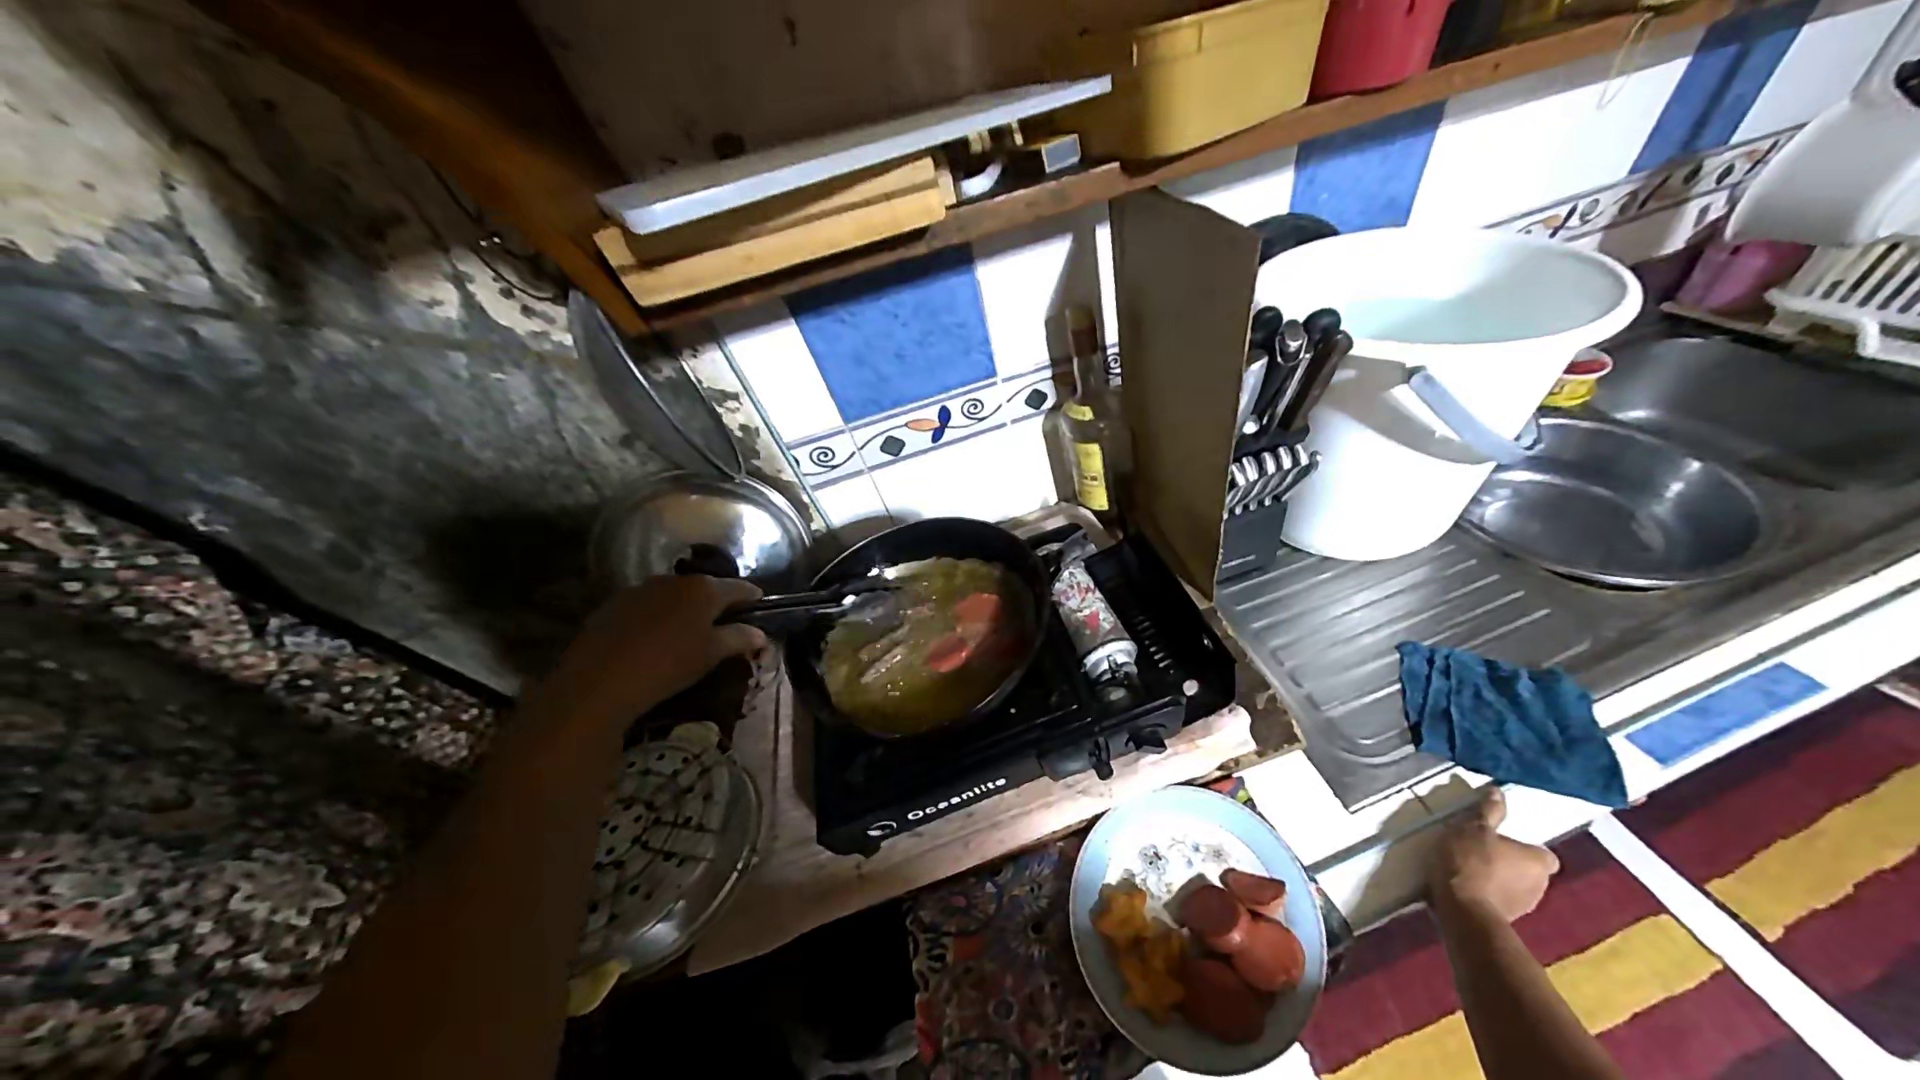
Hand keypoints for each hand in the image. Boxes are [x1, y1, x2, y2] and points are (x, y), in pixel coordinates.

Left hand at [529, 575, 767, 731]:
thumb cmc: (668, 664)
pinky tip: (657, 637)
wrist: (599, 680)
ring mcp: (642, 588)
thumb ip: (739, 638)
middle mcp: (675, 580)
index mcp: (704, 589)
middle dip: (718, 603)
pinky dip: (660, 615)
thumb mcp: (711, 655)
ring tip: (690, 632)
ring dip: (687, 608)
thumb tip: (760, 633)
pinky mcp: (616, 603)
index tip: (760, 608)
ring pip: (676, 595)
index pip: (739, 587)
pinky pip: (649, 604)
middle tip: (726, 624)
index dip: (752, 598)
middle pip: (706, 588)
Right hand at [1428, 788, 1559, 923]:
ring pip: (1516, 887)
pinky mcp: (1508, 919)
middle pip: (1529, 870)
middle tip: (1480, 851)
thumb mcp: (1474, 828)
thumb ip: (1489, 811)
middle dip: (1510, 863)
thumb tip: (1498, 791)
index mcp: (1539, 862)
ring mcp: (1526, 906)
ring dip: (1499, 880)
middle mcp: (1542, 885)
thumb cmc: (1472, 861)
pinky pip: (1501, 901)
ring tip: (1469, 870)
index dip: (1524, 848)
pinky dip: (1489, 894)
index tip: (1500, 842)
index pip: (1543, 854)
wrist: (1462, 907)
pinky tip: (1466, 886)